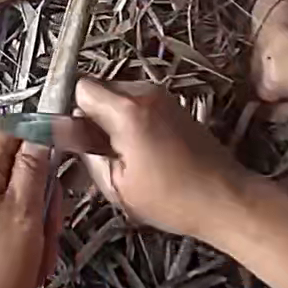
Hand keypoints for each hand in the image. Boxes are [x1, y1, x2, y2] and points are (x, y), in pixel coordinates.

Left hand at [0, 129, 60, 287]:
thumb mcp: (26, 210)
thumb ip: (37, 165)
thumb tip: (46, 130)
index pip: (19, 125)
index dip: (46, 137)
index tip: (64, 155)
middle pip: (28, 164)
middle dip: (46, 195)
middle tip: (45, 222)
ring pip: (29, 195)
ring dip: (41, 223)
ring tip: (35, 249)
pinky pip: (21, 219)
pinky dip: (32, 239)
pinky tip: (29, 261)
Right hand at [75, 78, 253, 239]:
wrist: (226, 199)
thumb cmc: (173, 198)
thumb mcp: (117, 186)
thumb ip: (85, 153)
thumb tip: (61, 132)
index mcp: (126, 111)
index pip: (81, 88)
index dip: (76, 112)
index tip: (81, 137)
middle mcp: (144, 93)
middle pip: (99, 87)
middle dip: (94, 114)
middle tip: (104, 150)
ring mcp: (161, 95)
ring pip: (117, 94)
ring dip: (113, 116)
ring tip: (128, 152)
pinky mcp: (172, 102)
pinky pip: (136, 100)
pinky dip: (131, 118)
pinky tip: (144, 148)